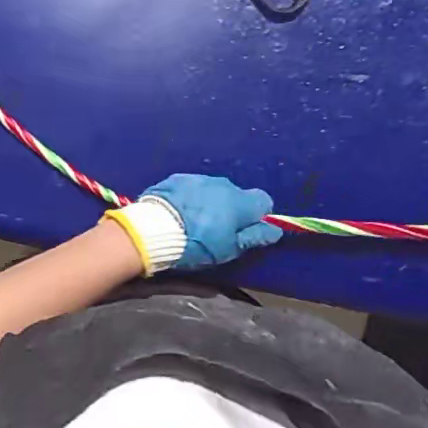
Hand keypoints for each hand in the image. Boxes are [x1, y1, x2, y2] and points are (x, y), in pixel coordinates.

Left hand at [141, 174, 282, 270]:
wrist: (153, 229)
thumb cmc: (197, 243)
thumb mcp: (228, 249)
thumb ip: (253, 237)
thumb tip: (274, 230)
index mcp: (240, 201)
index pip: (264, 201)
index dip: (258, 217)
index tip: (246, 231)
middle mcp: (223, 184)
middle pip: (237, 195)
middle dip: (231, 211)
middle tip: (216, 232)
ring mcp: (199, 178)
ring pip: (213, 191)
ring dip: (210, 204)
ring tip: (194, 224)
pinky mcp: (177, 178)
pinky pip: (192, 188)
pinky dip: (190, 199)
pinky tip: (179, 214)